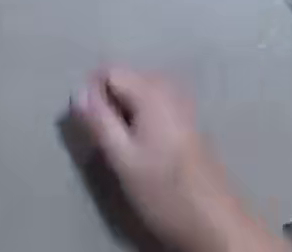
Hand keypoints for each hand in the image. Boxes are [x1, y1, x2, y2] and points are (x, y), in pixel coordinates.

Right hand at [70, 68, 273, 251]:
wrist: (215, 220)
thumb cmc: (164, 190)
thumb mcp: (123, 159)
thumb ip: (98, 121)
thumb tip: (76, 91)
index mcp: (150, 89)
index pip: (108, 70)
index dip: (92, 94)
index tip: (91, 127)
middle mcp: (166, 84)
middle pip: (123, 79)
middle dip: (109, 104)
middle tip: (109, 142)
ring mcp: (179, 99)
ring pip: (136, 92)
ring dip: (124, 113)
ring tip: (126, 148)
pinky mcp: (186, 115)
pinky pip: (152, 103)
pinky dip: (141, 118)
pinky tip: (147, 149)